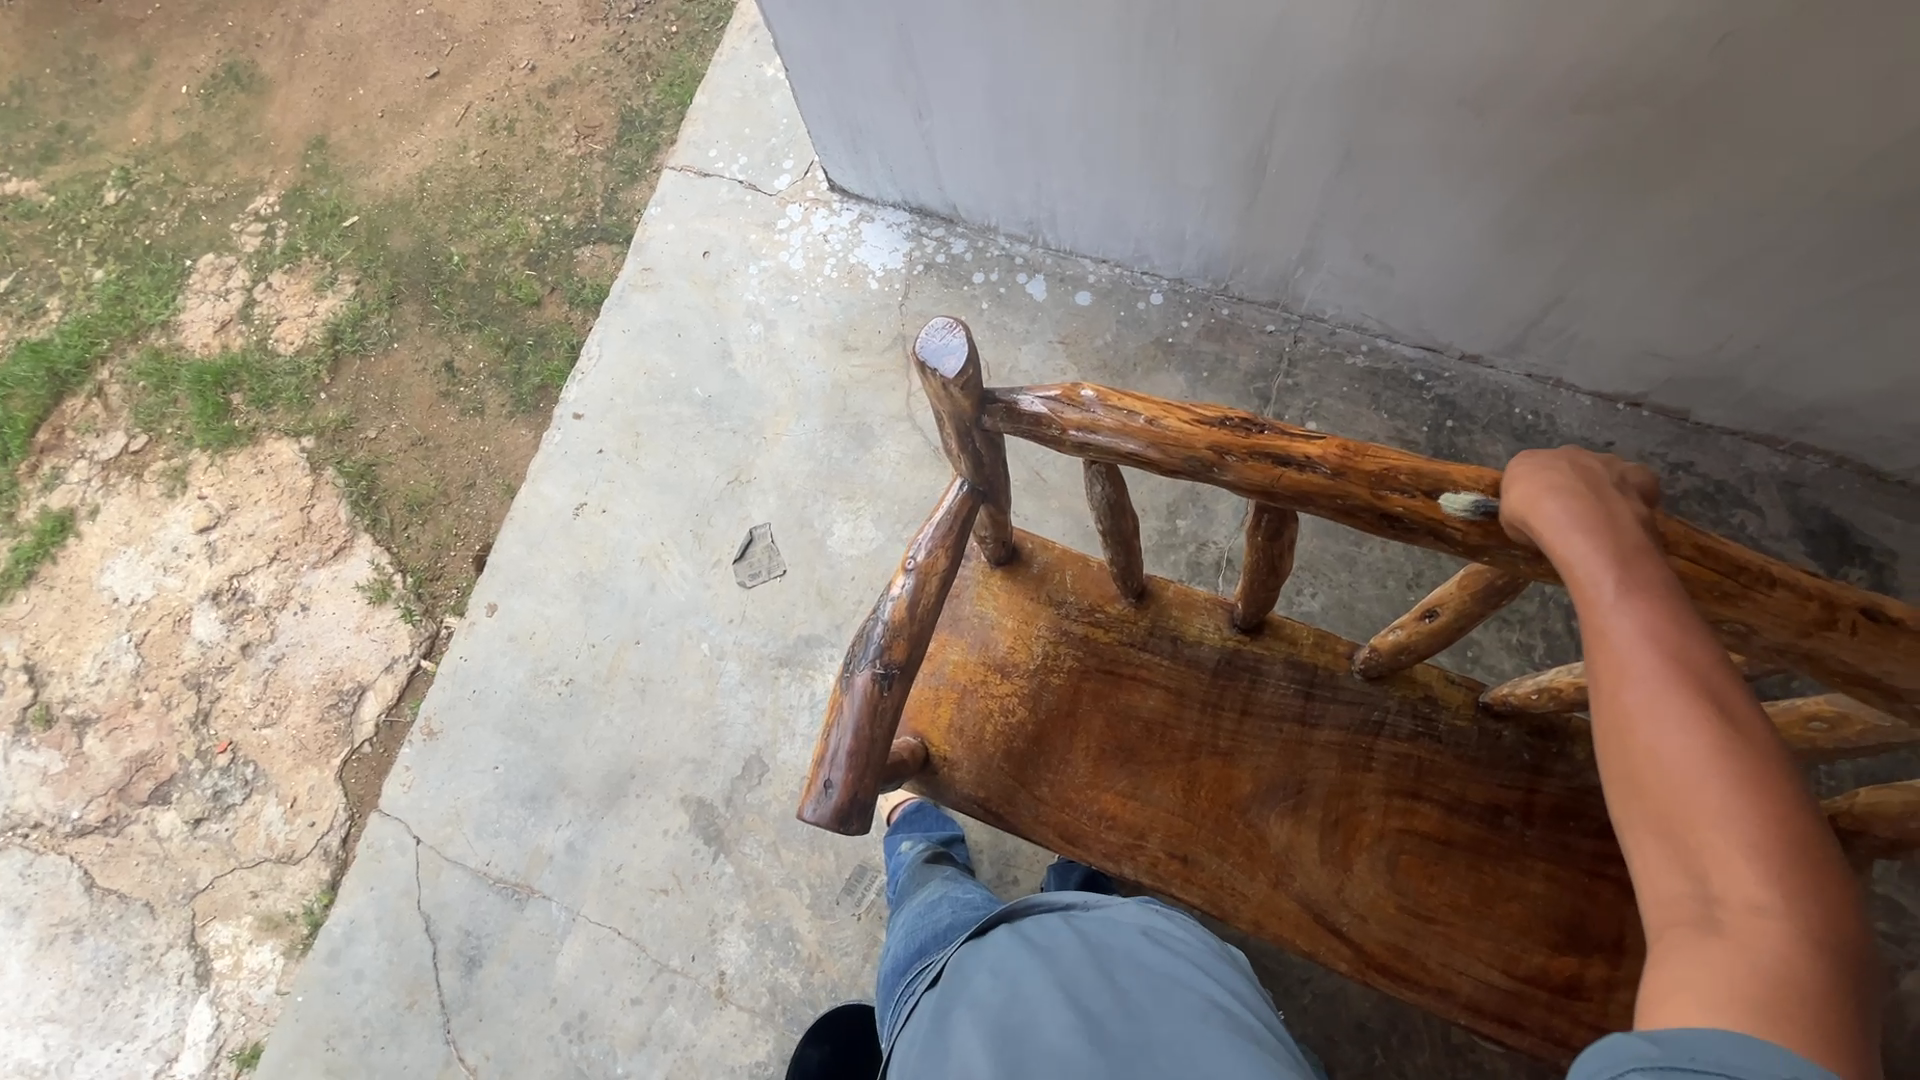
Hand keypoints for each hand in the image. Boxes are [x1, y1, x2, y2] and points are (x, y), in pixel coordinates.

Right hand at [1498, 446, 1661, 554]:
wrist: (1575, 516)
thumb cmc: (1529, 518)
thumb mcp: (1508, 521)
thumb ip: (1524, 513)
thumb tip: (1536, 521)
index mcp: (1527, 460)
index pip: (1527, 471)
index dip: (1532, 492)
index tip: (1535, 512)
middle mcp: (1566, 453)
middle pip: (1568, 465)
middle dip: (1569, 484)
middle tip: (1568, 513)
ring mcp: (1605, 460)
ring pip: (1603, 470)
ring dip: (1601, 487)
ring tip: (1600, 517)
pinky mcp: (1638, 474)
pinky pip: (1637, 481)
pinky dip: (1634, 493)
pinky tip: (1629, 512)